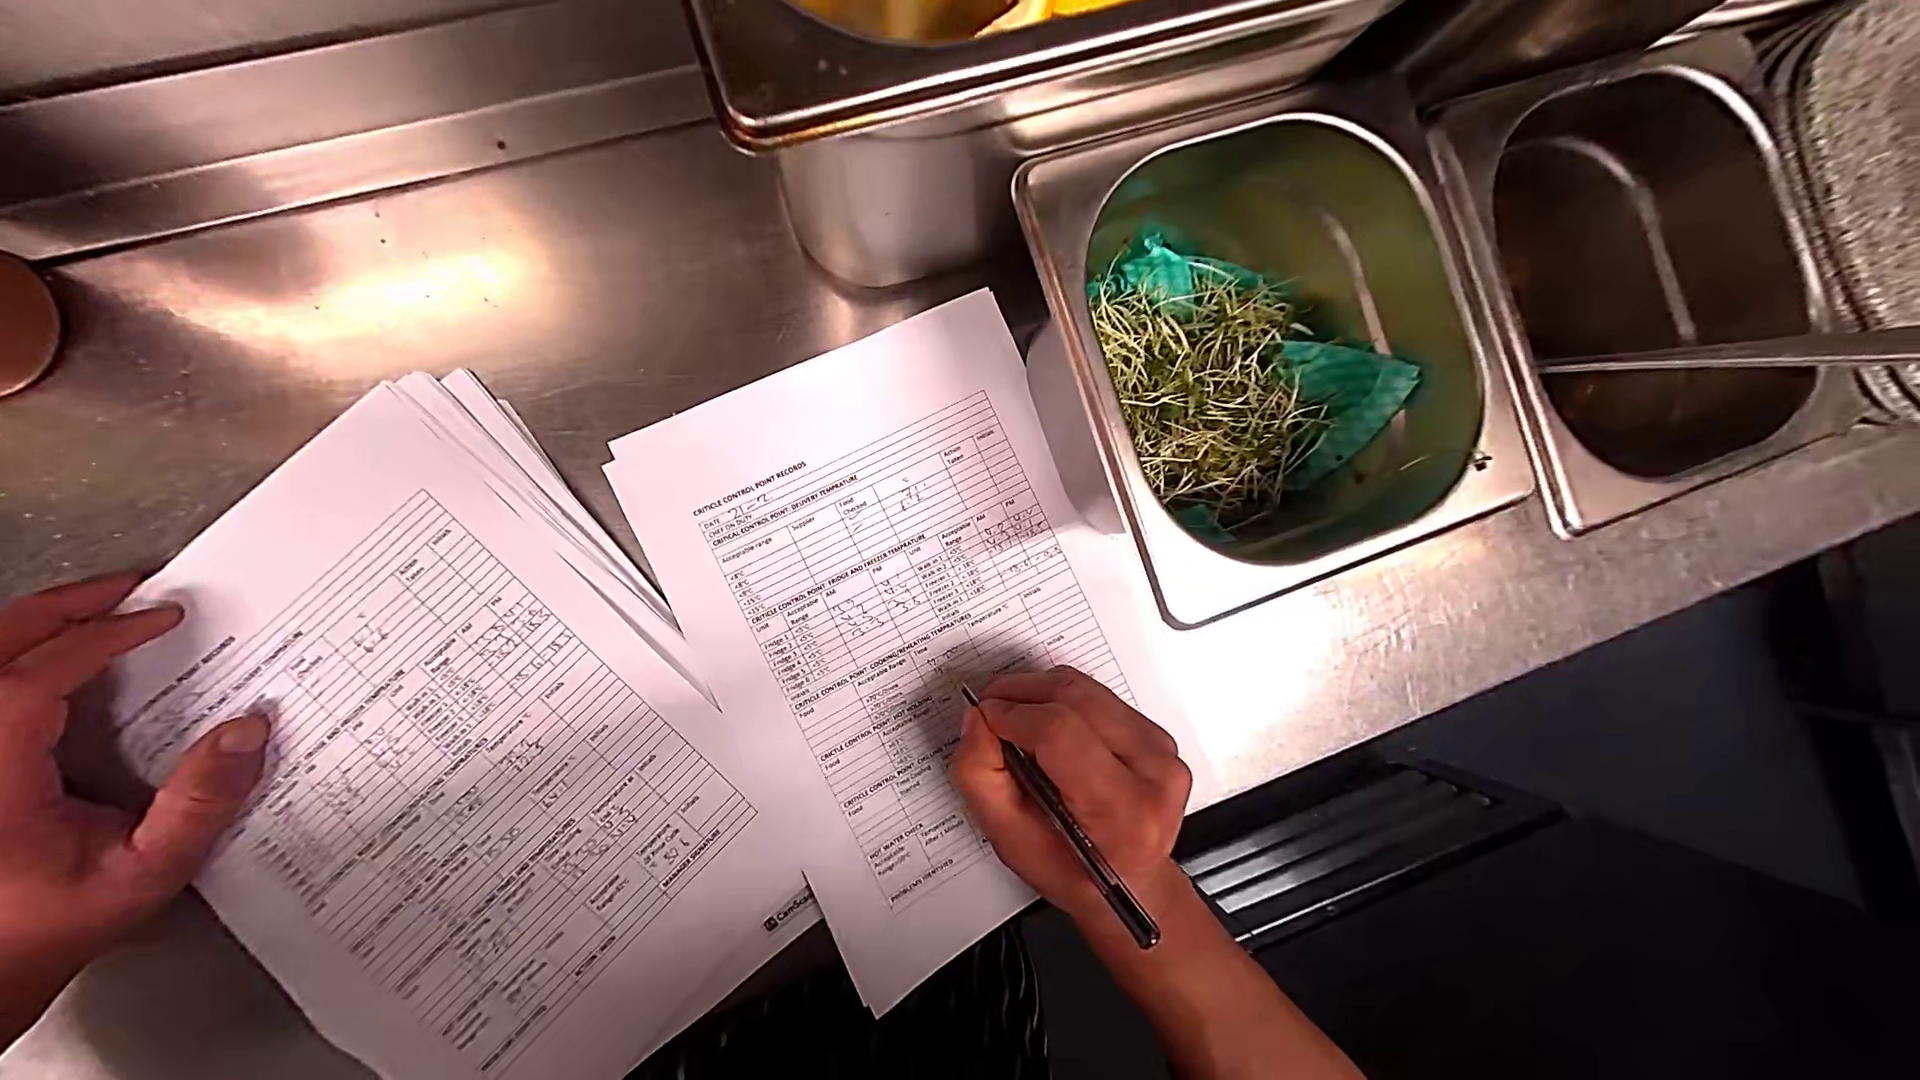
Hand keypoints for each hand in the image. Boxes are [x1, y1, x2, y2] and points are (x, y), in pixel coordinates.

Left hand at [0, 573, 268, 1045]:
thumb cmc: (52, 923)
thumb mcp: (148, 870)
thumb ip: (202, 802)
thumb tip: (250, 727)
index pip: (29, 682)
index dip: (98, 638)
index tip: (160, 616)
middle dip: (52, 611)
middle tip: (126, 588)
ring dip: (31, 628)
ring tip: (100, 607)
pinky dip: (20, 660)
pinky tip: (66, 656)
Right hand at [951, 667, 1363, 1078]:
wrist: (1140, 890)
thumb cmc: (1078, 878)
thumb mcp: (1013, 842)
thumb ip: (983, 777)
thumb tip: (980, 722)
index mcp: (1114, 805)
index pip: (1053, 727)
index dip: (1007, 711)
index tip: (982, 716)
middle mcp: (1150, 771)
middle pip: (1070, 696)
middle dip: (1020, 692)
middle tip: (993, 708)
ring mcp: (1162, 752)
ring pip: (1087, 687)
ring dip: (1043, 691)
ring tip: (1016, 712)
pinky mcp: (1162, 740)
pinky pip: (1102, 695)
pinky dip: (1068, 697)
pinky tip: (1051, 720)